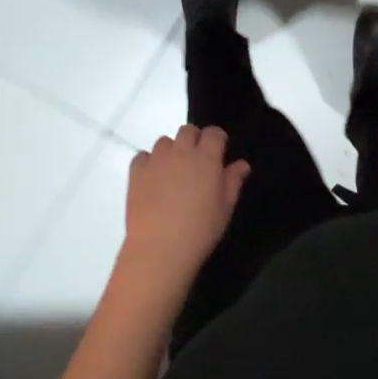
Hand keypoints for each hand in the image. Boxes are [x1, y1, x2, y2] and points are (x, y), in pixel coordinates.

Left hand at [123, 125, 249, 280]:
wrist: (160, 248)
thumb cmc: (200, 230)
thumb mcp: (225, 208)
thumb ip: (233, 181)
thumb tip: (241, 164)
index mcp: (206, 159)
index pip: (214, 133)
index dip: (217, 139)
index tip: (219, 151)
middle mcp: (180, 152)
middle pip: (187, 130)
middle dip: (194, 139)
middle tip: (197, 161)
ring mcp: (156, 160)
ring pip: (164, 141)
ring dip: (171, 150)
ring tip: (174, 171)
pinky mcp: (136, 172)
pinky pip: (142, 156)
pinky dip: (149, 162)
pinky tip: (153, 178)